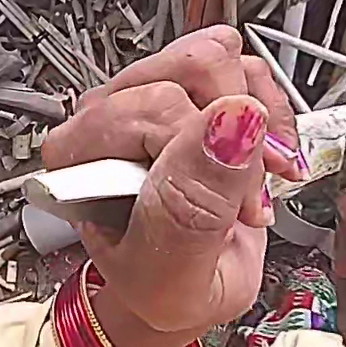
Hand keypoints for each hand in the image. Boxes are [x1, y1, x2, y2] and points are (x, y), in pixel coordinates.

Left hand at [42, 27, 301, 346]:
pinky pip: (239, 68)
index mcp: (78, 156)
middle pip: (187, 71)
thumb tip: (231, 121)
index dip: (206, 157)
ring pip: (214, 57)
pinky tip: (260, 157)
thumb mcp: (173, 272)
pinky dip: (267, 111)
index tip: (226, 210)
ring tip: (252, 176)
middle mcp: (104, 117)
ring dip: (255, 119)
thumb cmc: (163, 286)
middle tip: (242, 199)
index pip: (154, 108)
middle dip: (236, 141)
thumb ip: (194, 205)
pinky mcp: (186, 96)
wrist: (185, 288)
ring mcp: (145, 99)